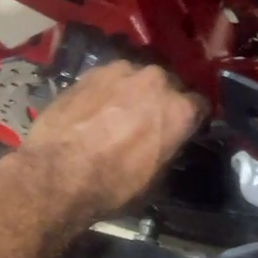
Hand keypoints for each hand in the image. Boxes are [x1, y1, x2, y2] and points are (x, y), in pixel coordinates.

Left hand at [14, 61, 204, 222]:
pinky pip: (110, 79)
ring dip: (134, 94)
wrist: (58, 173)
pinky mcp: (91, 71)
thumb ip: (168, 152)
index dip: (191, 121)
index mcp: (179, 110)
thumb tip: (166, 146)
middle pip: (168, 87)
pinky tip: (97, 111)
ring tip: (119, 116)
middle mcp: (156, 80)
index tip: (183, 132)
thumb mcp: (155, 181)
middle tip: (148, 124)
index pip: (199, 107)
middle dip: (162, 103)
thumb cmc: (114, 186)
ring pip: (137, 79)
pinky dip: (109, 92)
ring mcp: (122, 70)